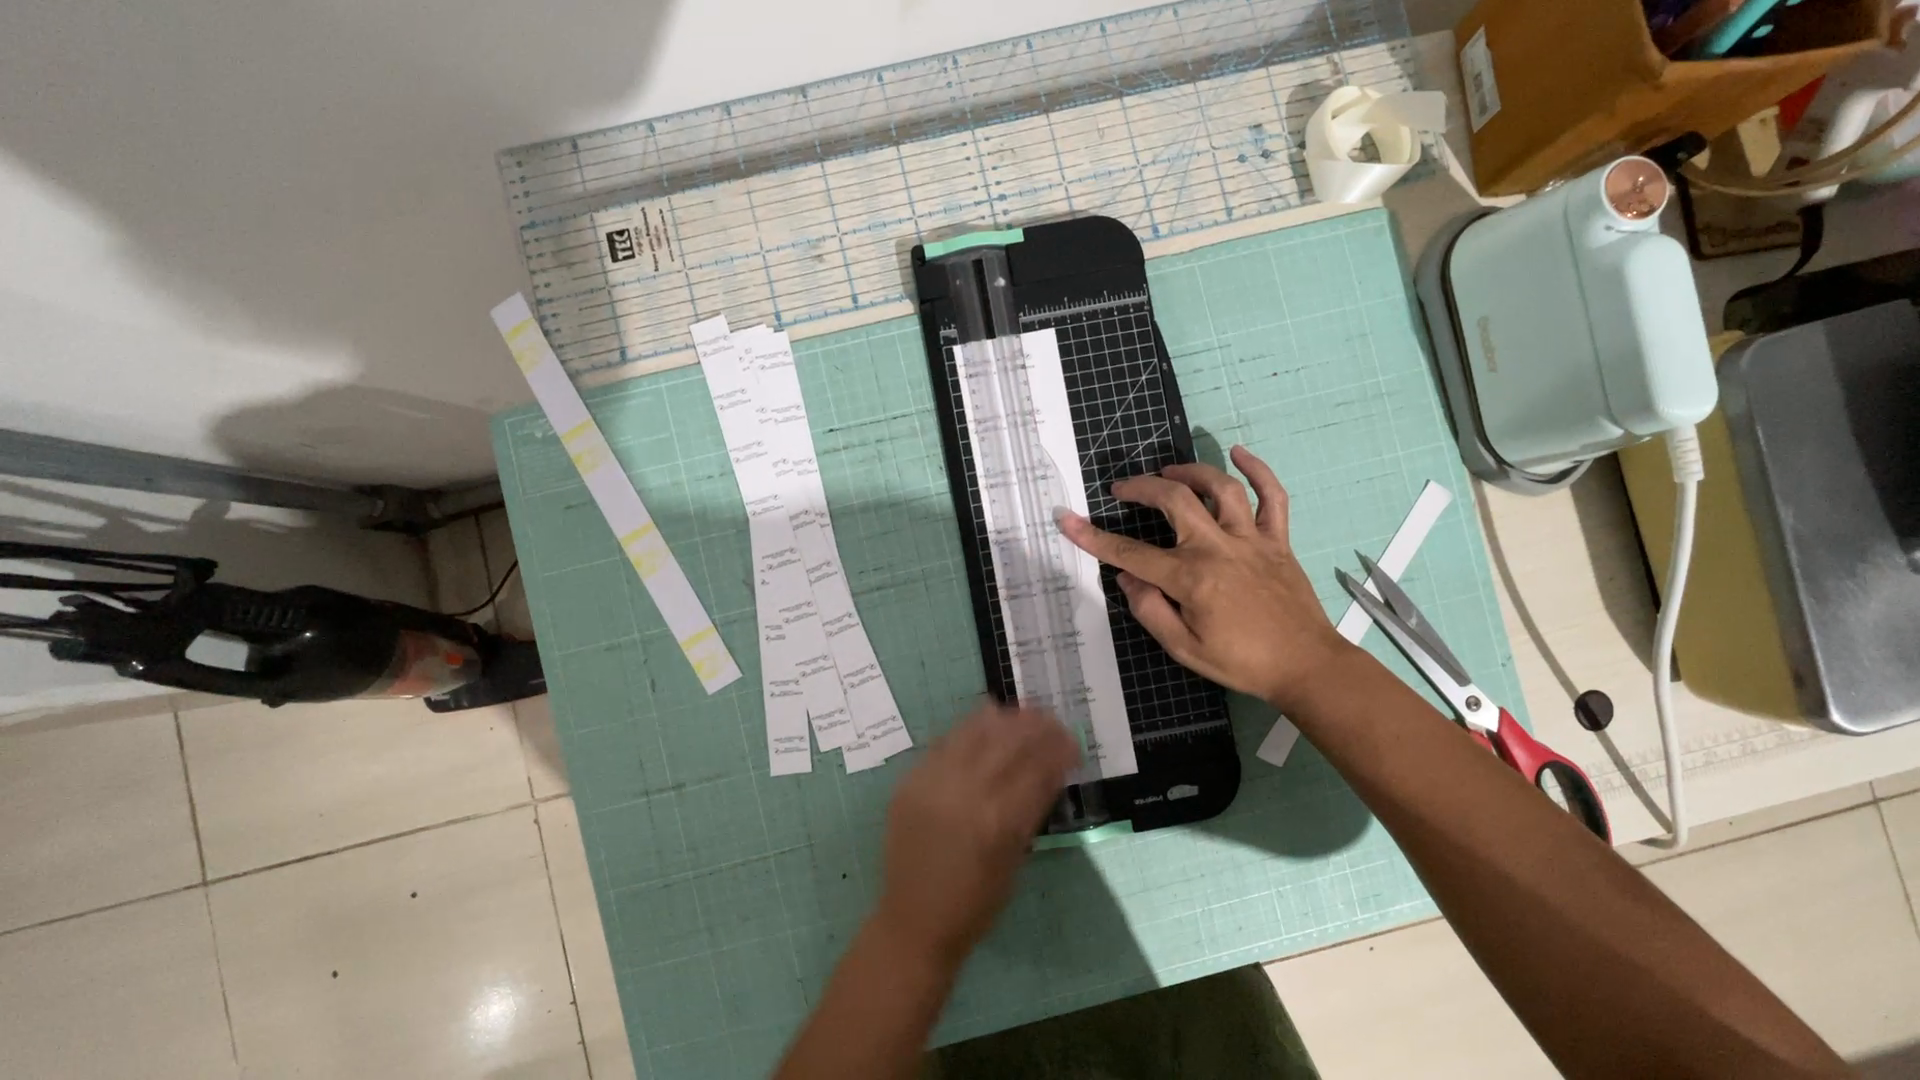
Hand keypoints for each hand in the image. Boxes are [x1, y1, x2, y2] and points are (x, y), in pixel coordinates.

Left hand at [874, 704, 1078, 966]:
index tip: (1073, 741)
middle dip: (1036, 727)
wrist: (913, 921)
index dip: (1059, 750)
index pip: (1037, 770)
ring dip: (1004, 720)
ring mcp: (933, 783)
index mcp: (998, 822)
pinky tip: (986, 721)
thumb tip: (1051, 769)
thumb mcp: (1015, 860)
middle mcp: (965, 794)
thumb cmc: (975, 903)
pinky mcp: (910, 781)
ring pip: (974, 733)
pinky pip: (945, 743)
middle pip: (1008, 743)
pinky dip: (970, 729)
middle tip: (1053, 721)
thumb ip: (1031, 810)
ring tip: (1023, 714)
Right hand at [1058, 445, 1353, 711]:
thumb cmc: (1242, 663)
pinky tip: (1239, 453)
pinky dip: (1258, 470)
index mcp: (1191, 579)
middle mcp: (1218, 549)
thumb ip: (1150, 611)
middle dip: (1141, 488)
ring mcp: (1251, 540)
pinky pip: (1272, 497)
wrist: (1306, 665)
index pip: (1131, 553)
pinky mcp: (1278, 541)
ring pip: (1220, 488)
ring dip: (1190, 472)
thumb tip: (1128, 578)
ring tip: (1168, 472)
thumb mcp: (1184, 649)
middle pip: (1174, 501)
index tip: (1068, 519)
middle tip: (1122, 489)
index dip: (1094, 537)